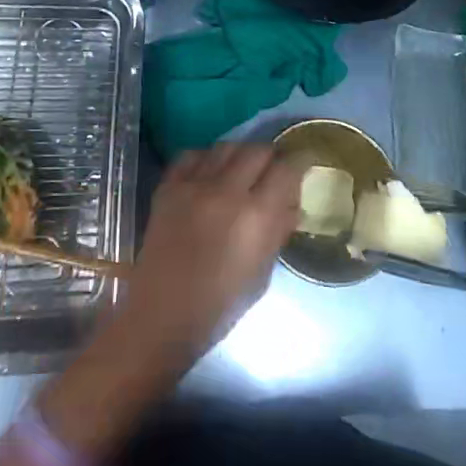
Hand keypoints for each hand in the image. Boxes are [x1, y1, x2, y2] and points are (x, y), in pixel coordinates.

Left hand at [26, 144, 299, 463]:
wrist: (160, 319)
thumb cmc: (221, 304)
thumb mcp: (264, 270)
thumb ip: (279, 228)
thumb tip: (291, 201)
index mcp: (257, 215)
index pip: (288, 167)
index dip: (301, 161)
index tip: (304, 165)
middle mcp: (227, 192)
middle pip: (259, 150)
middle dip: (272, 158)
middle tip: (272, 172)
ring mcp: (193, 187)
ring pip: (227, 146)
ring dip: (241, 155)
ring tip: (241, 172)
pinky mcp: (168, 189)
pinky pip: (192, 155)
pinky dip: (207, 159)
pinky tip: (210, 175)